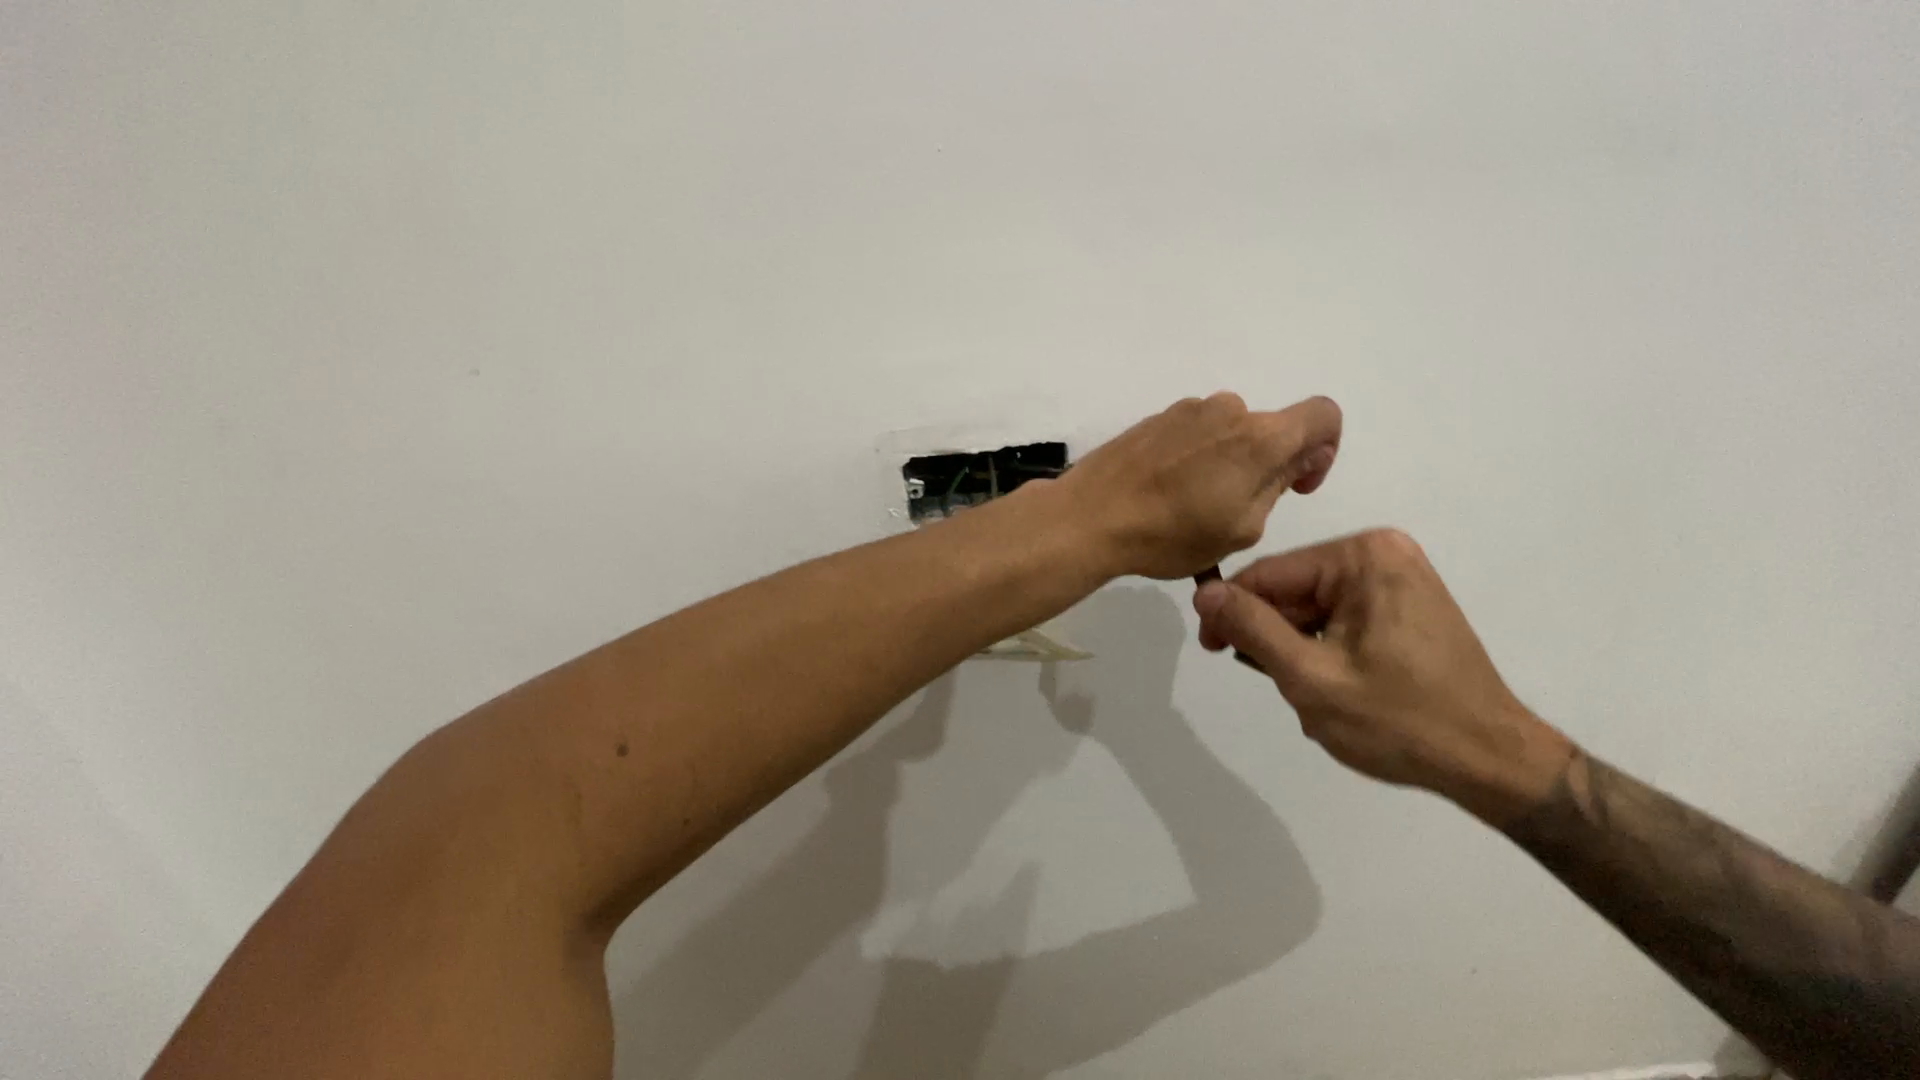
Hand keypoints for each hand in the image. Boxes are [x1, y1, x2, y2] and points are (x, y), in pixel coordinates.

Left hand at [1054, 393, 1342, 579]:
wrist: (1089, 517)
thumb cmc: (1171, 534)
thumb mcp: (1241, 528)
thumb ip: (1278, 486)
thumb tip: (1295, 458)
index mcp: (1259, 436)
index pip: (1323, 415)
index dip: (1323, 450)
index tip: (1295, 485)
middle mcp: (1227, 410)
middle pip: (1269, 429)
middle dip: (1266, 465)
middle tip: (1235, 510)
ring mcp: (1185, 411)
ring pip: (1228, 433)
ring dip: (1227, 463)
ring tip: (1193, 507)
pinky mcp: (1153, 420)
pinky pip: (1193, 435)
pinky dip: (1194, 459)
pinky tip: (1166, 493)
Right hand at [1193, 529, 1575, 823]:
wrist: (1491, 762)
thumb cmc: (1399, 721)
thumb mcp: (1310, 677)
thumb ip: (1251, 629)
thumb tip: (1202, 592)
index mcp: (1362, 557)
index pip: (1268, 575)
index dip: (1229, 611)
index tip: (1208, 650)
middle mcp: (1382, 553)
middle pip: (1293, 590)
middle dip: (1274, 637)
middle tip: (1277, 684)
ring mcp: (1399, 578)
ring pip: (1314, 608)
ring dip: (1299, 651)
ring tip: (1315, 696)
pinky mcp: (1407, 604)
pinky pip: (1341, 618)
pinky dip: (1326, 652)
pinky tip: (1337, 688)